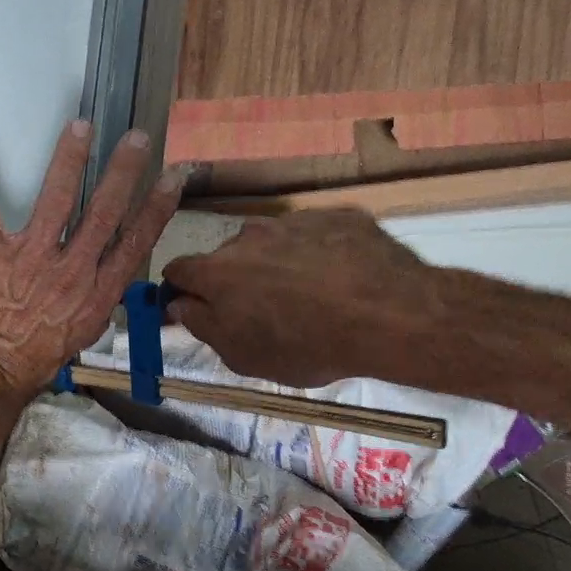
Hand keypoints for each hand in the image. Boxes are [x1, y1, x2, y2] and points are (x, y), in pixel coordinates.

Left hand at [0, 120, 187, 395]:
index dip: (156, 208)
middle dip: (122, 172)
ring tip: (79, 126)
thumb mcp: (83, 332)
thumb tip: (109, 270)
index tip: (173, 177)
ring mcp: (31, 259)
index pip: (135, 242)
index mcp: (97, 291)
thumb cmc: (37, 357)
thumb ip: (98, 296)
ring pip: (55, 200)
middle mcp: (71, 269)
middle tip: (137, 138)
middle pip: (104, 212)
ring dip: (69, 160)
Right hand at [161, 208, 445, 386]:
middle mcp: (247, 237)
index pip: (178, 271)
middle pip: (226, 256)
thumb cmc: (304, 344)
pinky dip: (316, 253)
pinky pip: (314, 235)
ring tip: (305, 294)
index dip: (181, 291)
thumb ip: (201, 325)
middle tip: (259, 309)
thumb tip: (179, 305)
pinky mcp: (339, 216)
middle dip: (233, 278)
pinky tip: (339, 279)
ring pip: (270, 242)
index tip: (195, 309)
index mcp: (216, 271)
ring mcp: (295, 222)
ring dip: (274, 262)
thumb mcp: (240, 354)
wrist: (392, 315)